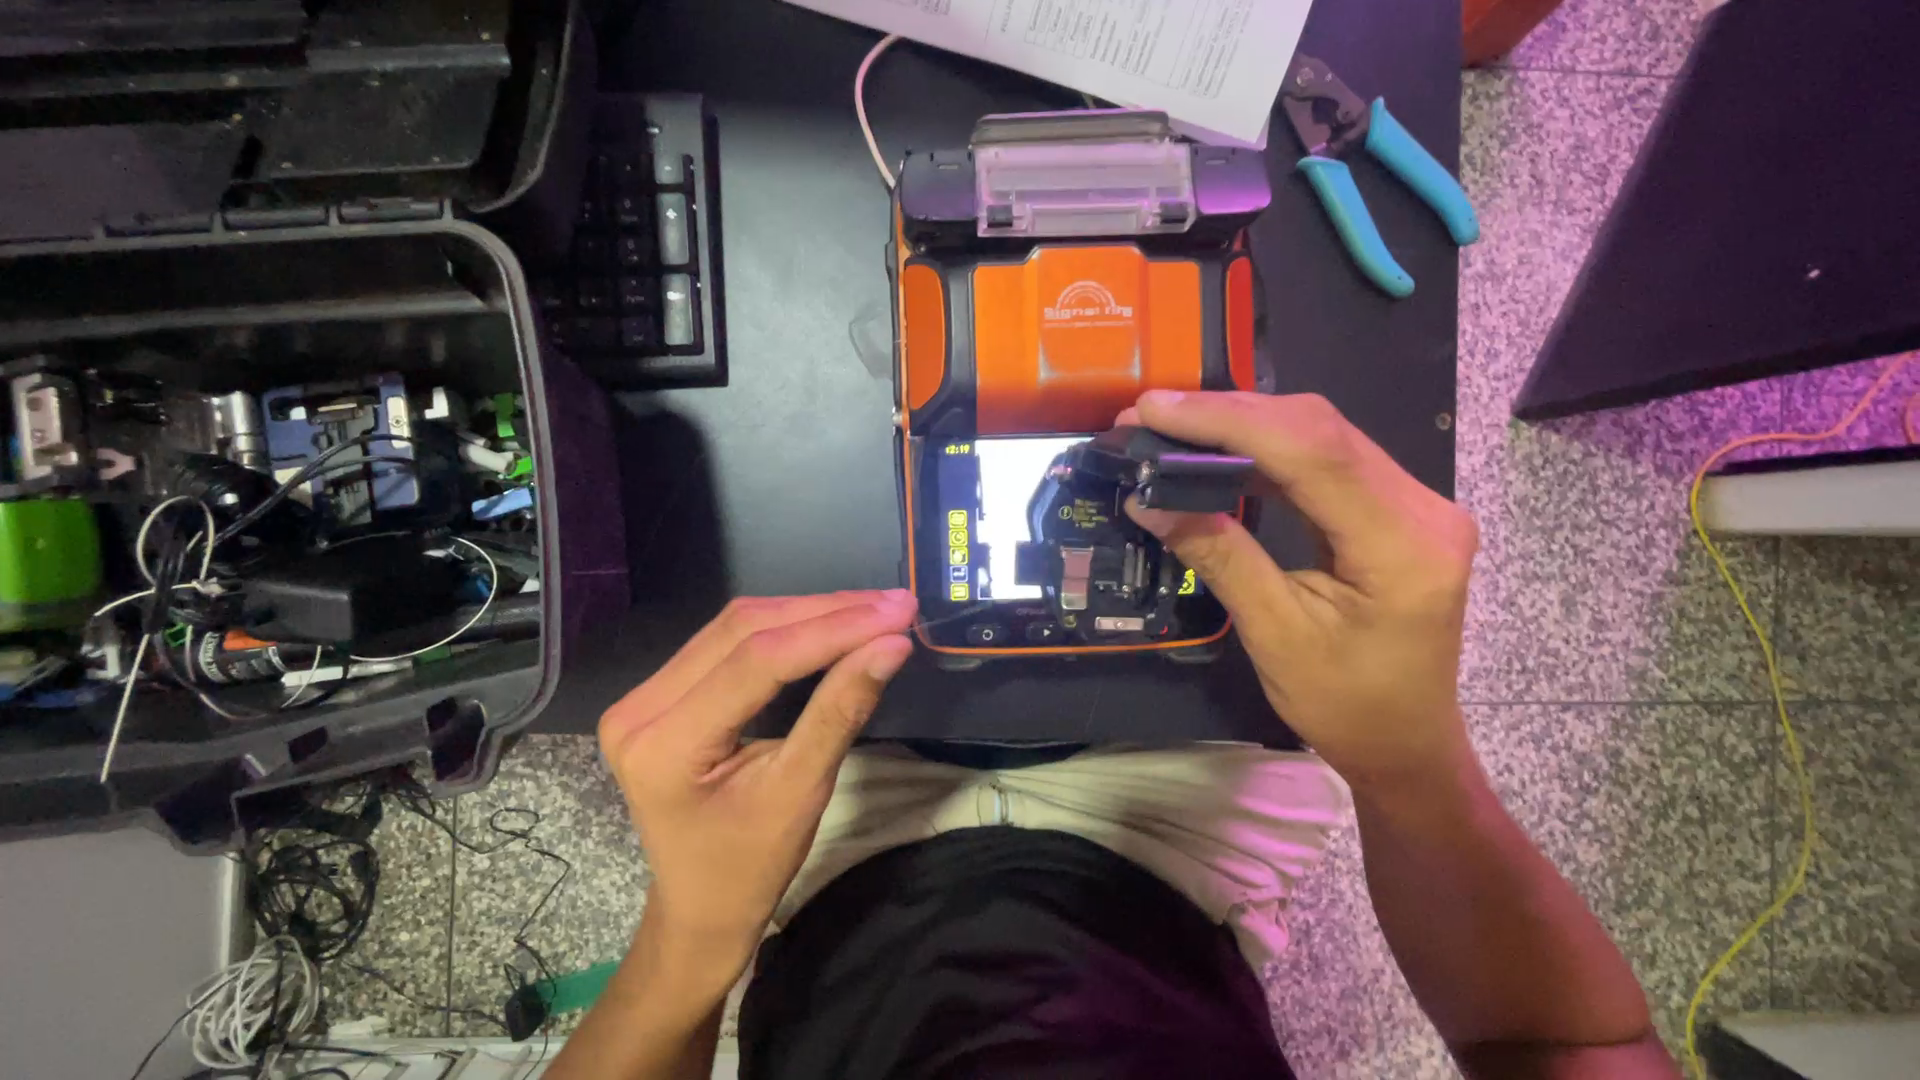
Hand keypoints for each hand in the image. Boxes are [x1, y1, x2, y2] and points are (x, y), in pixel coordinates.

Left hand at [597, 590, 917, 958]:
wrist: (700, 906)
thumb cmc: (749, 868)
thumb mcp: (801, 794)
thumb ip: (840, 712)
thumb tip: (892, 646)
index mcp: (663, 744)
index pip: (757, 661)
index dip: (833, 631)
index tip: (898, 614)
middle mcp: (639, 707)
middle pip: (743, 630)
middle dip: (826, 612)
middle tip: (896, 605)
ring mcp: (643, 696)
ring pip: (736, 626)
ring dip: (809, 612)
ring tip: (874, 609)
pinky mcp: (660, 692)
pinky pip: (727, 641)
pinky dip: (786, 627)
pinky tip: (830, 622)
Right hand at [1120, 390, 1477, 784]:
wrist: (1407, 743)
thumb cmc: (1347, 707)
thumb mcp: (1275, 636)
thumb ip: (1219, 555)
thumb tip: (1148, 498)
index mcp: (1403, 544)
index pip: (1312, 451)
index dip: (1229, 421)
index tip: (1155, 410)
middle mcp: (1422, 506)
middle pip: (1319, 430)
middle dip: (1228, 415)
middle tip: (1149, 415)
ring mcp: (1414, 503)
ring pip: (1320, 436)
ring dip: (1242, 426)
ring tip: (1170, 428)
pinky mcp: (1394, 508)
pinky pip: (1325, 460)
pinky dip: (1265, 450)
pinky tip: (1217, 452)